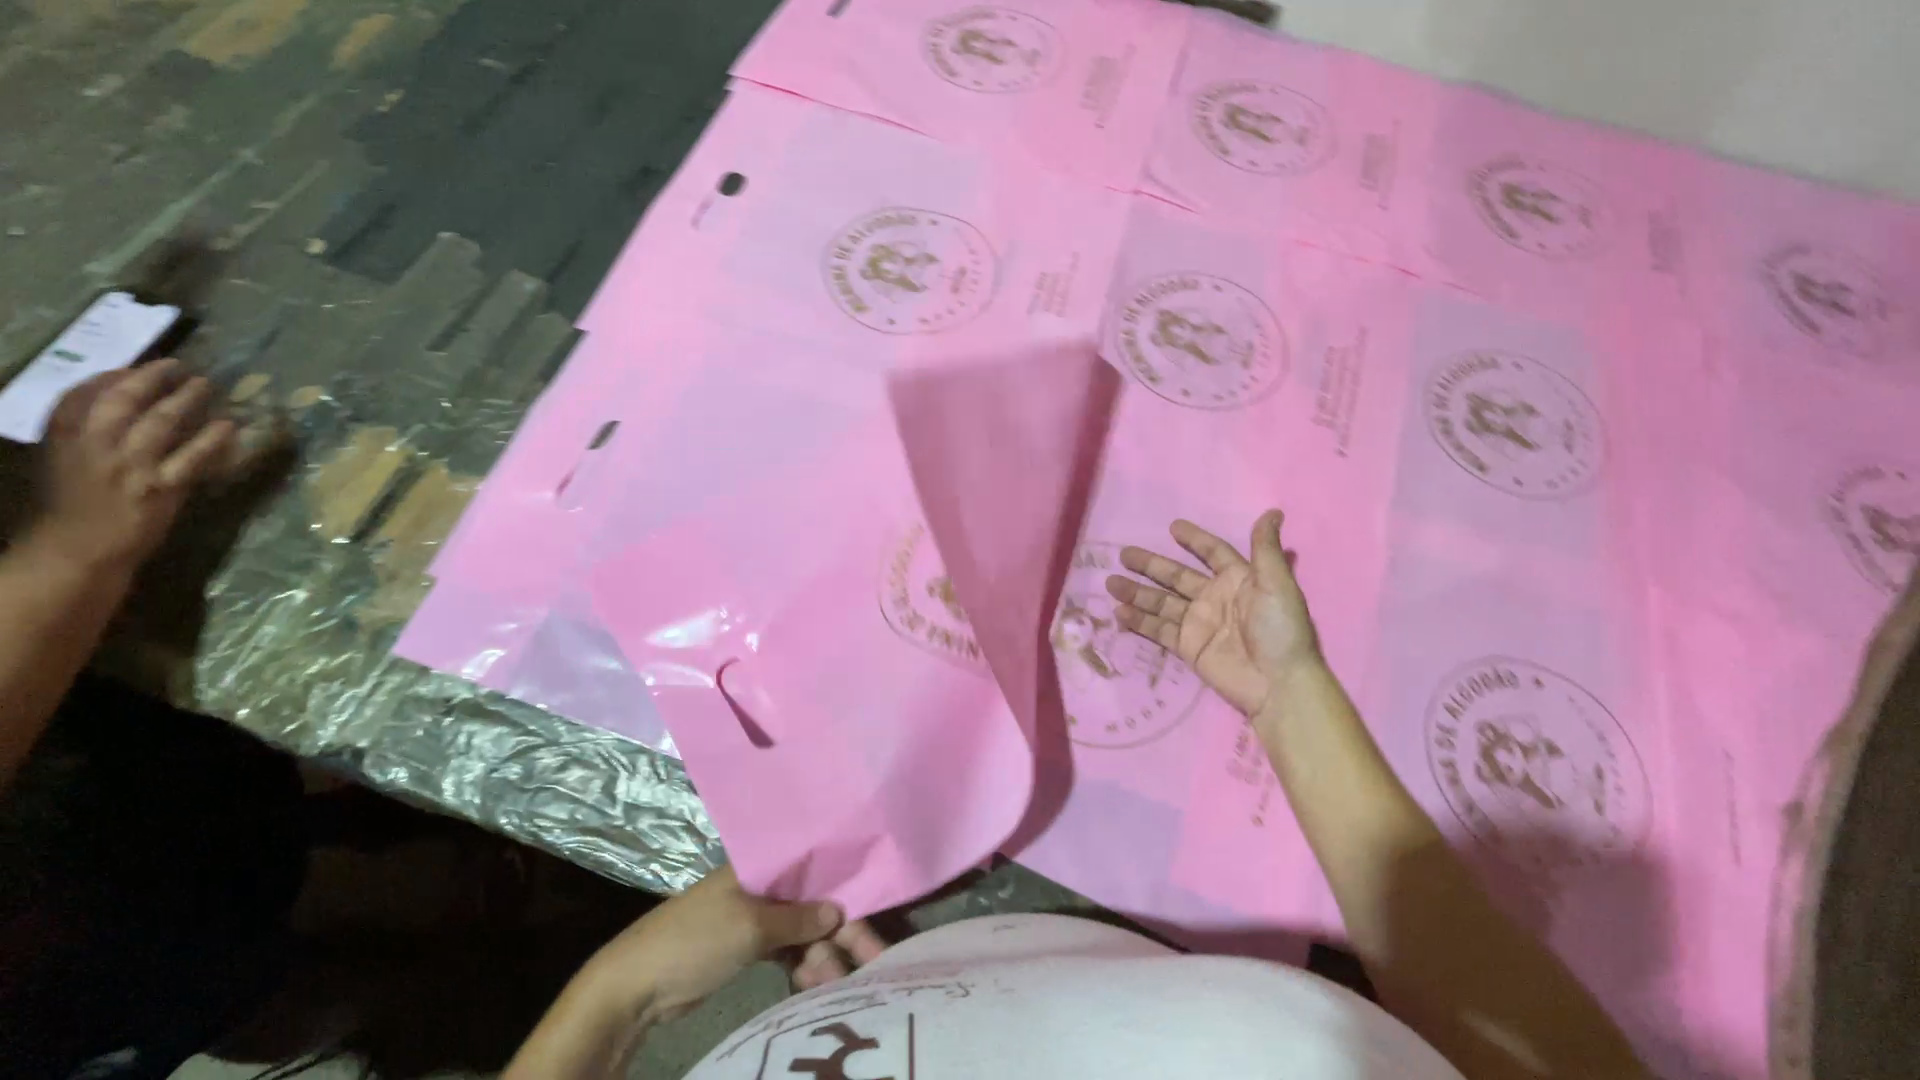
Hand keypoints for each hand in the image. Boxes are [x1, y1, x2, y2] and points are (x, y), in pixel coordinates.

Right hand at [35, 359, 233, 570]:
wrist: (81, 547)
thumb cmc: (75, 503)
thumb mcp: (64, 459)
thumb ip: (85, 430)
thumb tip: (121, 400)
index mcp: (65, 436)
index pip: (84, 393)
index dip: (115, 375)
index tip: (140, 365)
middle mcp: (96, 444)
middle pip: (126, 399)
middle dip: (154, 377)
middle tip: (181, 366)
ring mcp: (131, 465)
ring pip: (163, 421)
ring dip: (188, 399)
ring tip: (206, 386)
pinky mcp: (162, 487)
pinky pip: (194, 456)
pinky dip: (214, 438)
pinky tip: (229, 425)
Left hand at [578, 866, 885, 1024]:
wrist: (634, 985)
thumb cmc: (694, 941)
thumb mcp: (751, 927)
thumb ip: (798, 919)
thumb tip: (839, 910)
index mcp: (760, 868)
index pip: (815, 875)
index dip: (847, 897)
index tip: (875, 926)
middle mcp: (760, 887)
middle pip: (812, 906)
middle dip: (840, 933)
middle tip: (871, 964)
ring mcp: (751, 918)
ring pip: (801, 932)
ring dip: (821, 956)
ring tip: (835, 984)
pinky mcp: (743, 947)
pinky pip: (785, 952)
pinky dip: (800, 966)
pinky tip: (814, 985)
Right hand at [1104, 511, 1322, 716]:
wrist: (1277, 683)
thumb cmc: (1280, 629)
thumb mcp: (1277, 584)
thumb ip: (1265, 548)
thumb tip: (1273, 511)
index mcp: (1238, 579)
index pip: (1212, 553)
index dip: (1194, 541)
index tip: (1172, 527)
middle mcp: (1215, 598)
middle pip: (1177, 576)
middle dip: (1151, 565)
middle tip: (1124, 554)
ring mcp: (1199, 623)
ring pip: (1162, 602)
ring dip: (1137, 592)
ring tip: (1111, 582)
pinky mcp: (1189, 647)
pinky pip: (1159, 630)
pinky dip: (1139, 621)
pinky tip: (1119, 611)